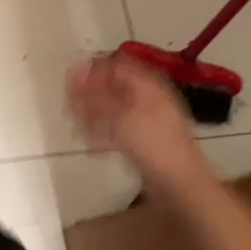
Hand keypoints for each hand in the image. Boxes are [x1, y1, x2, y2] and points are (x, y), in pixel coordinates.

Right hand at [66, 53, 214, 192]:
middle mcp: (149, 98)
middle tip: (70, 107)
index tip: (71, 81)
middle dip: (90, 96)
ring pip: (114, 109)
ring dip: (93, 116)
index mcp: (148, 86)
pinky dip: (104, 132)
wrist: (180, 183)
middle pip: (114, 88)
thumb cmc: (152, 144)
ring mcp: (148, 120)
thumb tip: (76, 71)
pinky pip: (120, 128)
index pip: (117, 65)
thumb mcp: (120, 116)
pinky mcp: (146, 140)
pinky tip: (92, 144)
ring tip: (77, 127)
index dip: (93, 70)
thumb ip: (96, 93)